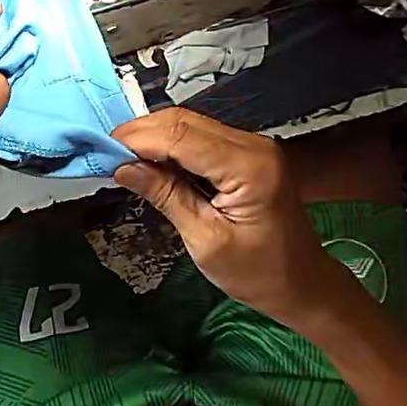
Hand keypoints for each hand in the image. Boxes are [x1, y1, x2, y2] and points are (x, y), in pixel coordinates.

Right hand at [113, 109, 364, 330]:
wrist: (303, 284)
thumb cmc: (257, 273)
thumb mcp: (205, 240)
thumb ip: (166, 196)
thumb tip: (124, 168)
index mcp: (248, 167)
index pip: (181, 135)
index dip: (139, 138)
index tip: (103, 150)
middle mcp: (252, 145)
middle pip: (184, 121)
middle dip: (142, 133)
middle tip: (106, 153)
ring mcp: (252, 146)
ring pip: (190, 124)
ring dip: (154, 137)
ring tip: (122, 157)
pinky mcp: (247, 154)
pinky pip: (201, 138)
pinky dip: (171, 146)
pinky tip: (150, 161)